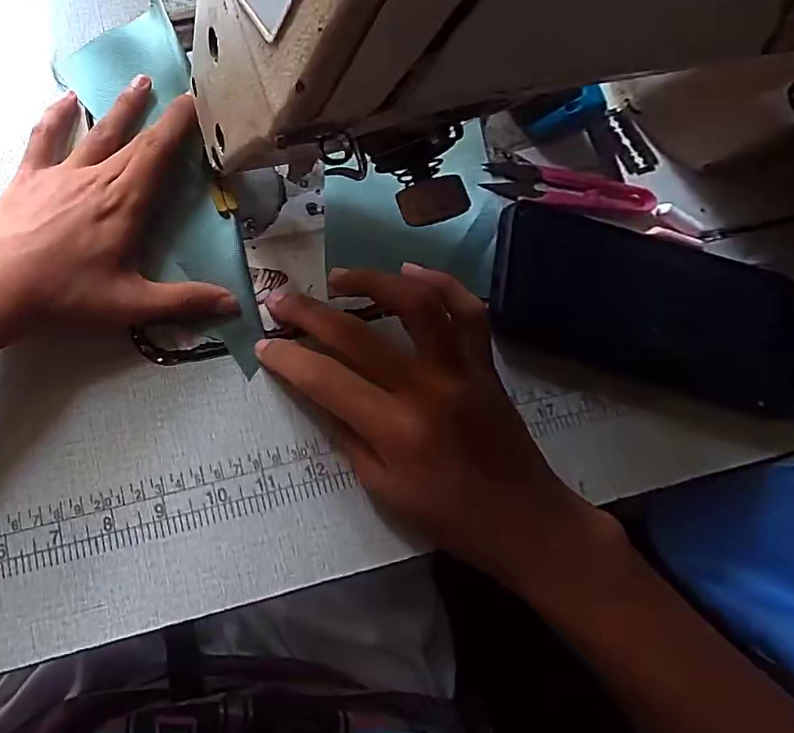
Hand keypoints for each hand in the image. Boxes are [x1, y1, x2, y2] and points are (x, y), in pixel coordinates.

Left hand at [0, 79, 239, 339]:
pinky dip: (57, 116)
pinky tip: (67, 100)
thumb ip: (183, 301)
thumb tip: (234, 304)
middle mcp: (96, 177)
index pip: (158, 152)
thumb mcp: (130, 305)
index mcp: (124, 201)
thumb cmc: (64, 295)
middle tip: (176, 88)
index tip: (196, 100)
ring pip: (97, 131)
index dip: (180, 123)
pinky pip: (46, 138)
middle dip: (158, 113)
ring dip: (120, 107)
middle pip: (134, 138)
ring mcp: (60, 173)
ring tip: (137, 81)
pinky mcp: (29, 177)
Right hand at [257, 265, 618, 586]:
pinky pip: (467, 311)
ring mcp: (461, 371)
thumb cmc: (448, 516)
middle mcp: (427, 392)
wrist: (528, 523)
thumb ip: (345, 432)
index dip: (288, 358)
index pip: (326, 380)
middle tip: (279, 300)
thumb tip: (313, 386)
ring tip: (338, 277)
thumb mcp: (382, 487)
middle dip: (308, 312)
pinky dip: (440, 283)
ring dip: (372, 281)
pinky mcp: (485, 364)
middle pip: (357, 334)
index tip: (265, 344)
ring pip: (416, 305)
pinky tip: (409, 270)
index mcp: (397, 432)